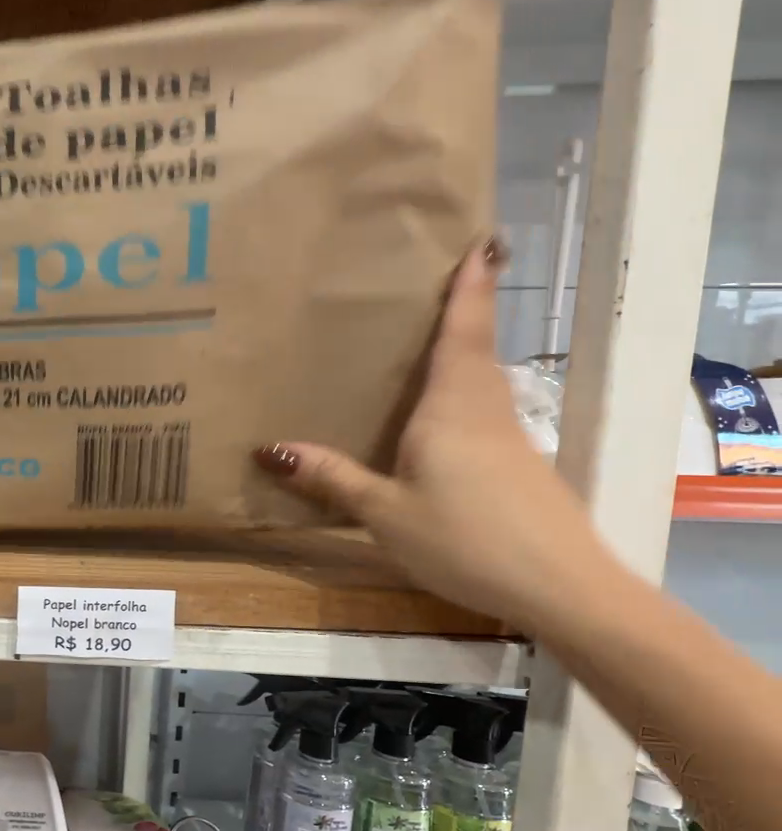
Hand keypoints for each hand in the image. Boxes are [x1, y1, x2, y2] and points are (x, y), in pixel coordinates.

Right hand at [254, 241, 620, 633]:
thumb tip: (270, 449)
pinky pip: (480, 414)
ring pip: (480, 382)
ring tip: (424, 344)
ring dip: (461, 354)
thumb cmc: (465, 538)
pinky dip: (459, 397)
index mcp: (452, 410)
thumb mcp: (383, 512)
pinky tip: (433, 419)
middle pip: (475, 352)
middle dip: (462, 314)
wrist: (561, 588)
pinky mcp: (516, 468)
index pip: (462, 336)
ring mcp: (507, 441)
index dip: (470, 290)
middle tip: (436, 283)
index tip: (483, 243)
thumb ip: (332, 478)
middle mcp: (484, 413)